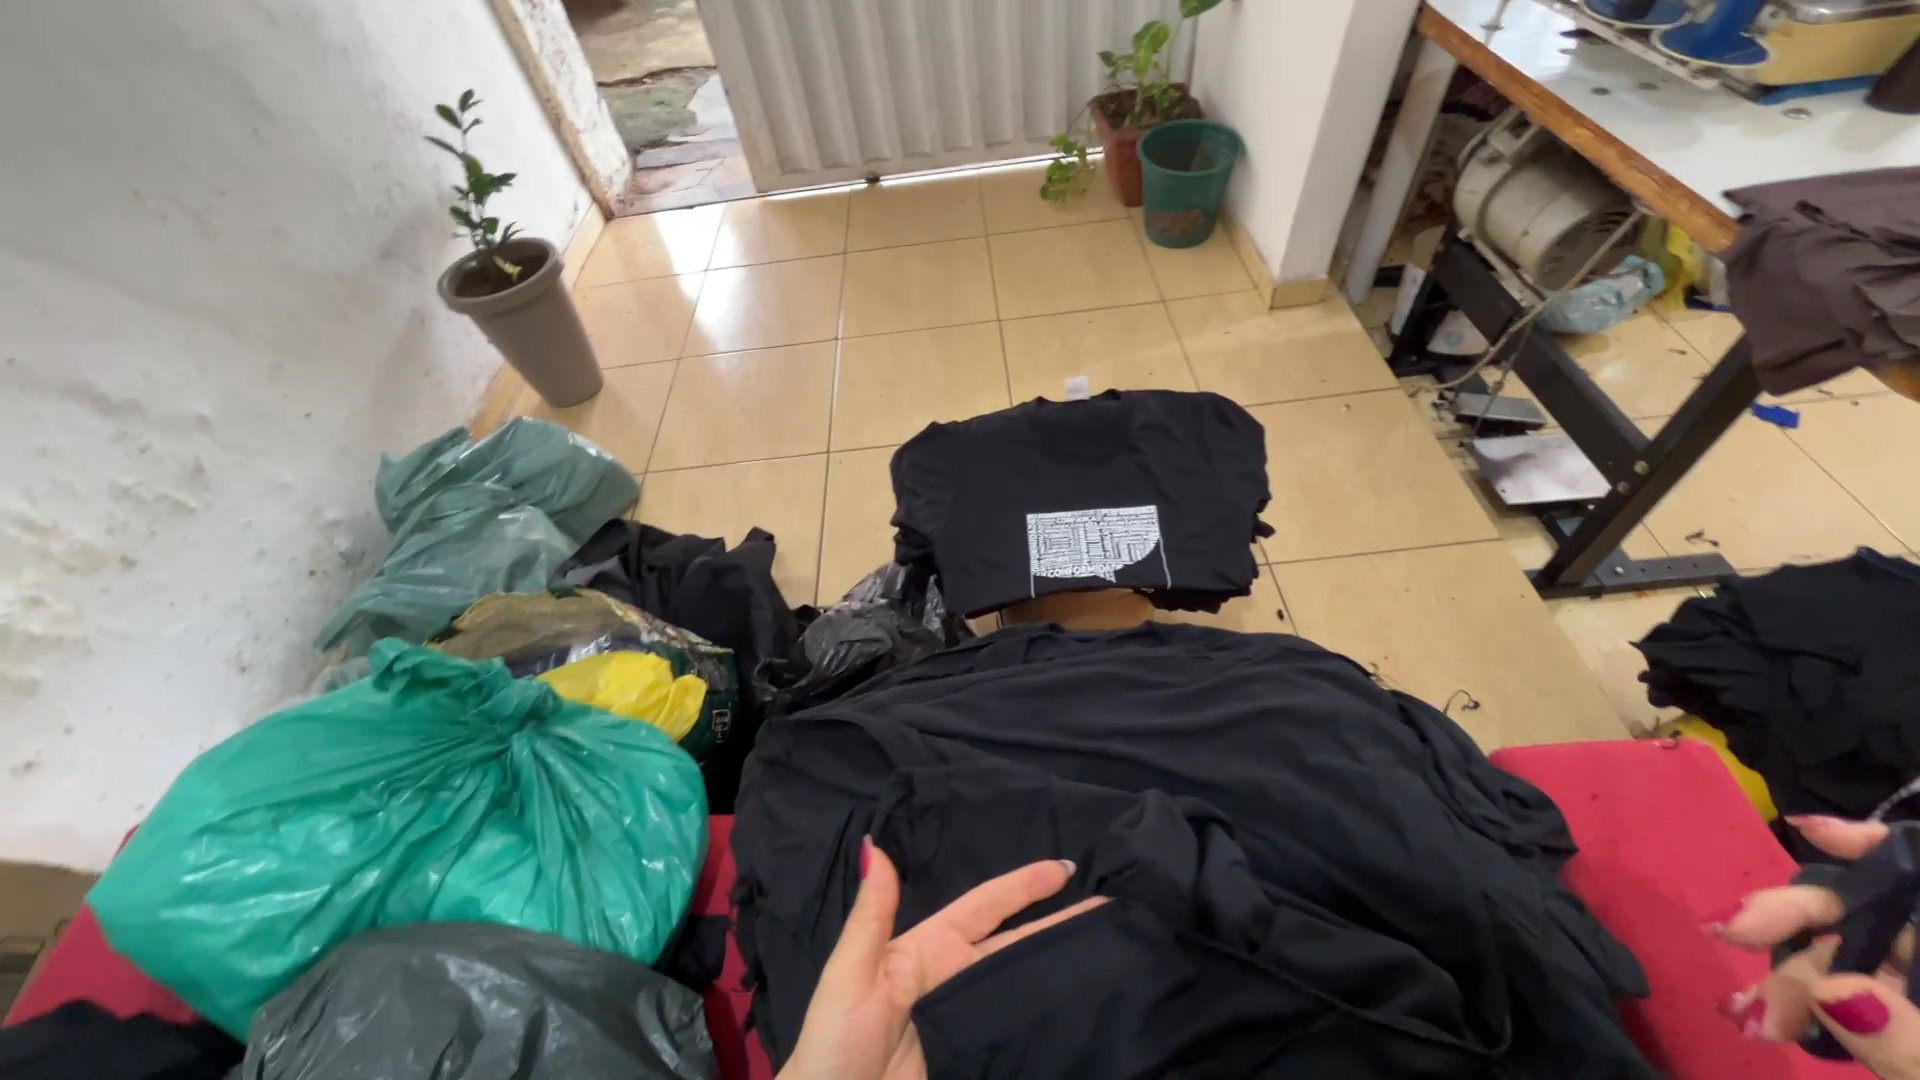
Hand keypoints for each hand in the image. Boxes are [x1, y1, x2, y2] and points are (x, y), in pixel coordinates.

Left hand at [775, 838, 1107, 1079]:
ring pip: (1026, 986)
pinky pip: (1022, 1035)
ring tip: (1112, 953)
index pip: (987, 906)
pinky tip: (1088, 1012)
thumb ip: (872, 914)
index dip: (1024, 885)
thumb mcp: (850, 974)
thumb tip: (875, 844)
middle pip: (1019, 944)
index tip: (1065, 867)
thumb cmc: (836, 1044)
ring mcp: (972, 1022)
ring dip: (1064, 968)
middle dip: (1062, 923)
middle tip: (1113, 908)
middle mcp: (958, 979)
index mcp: (930, 950)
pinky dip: (1053, 1020)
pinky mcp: (980, 1059)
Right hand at [1716, 815, 1919, 1077]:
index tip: (1809, 833)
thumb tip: (1833, 990)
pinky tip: (1763, 1018)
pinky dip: (1806, 1005)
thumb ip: (1918, 1052)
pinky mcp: (1913, 1031)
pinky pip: (1856, 1000)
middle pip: (1885, 922)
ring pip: (1859, 963)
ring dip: (1792, 980)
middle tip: (1725, 936)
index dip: (1881, 851)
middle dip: (1799, 926)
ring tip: (1745, 1016)